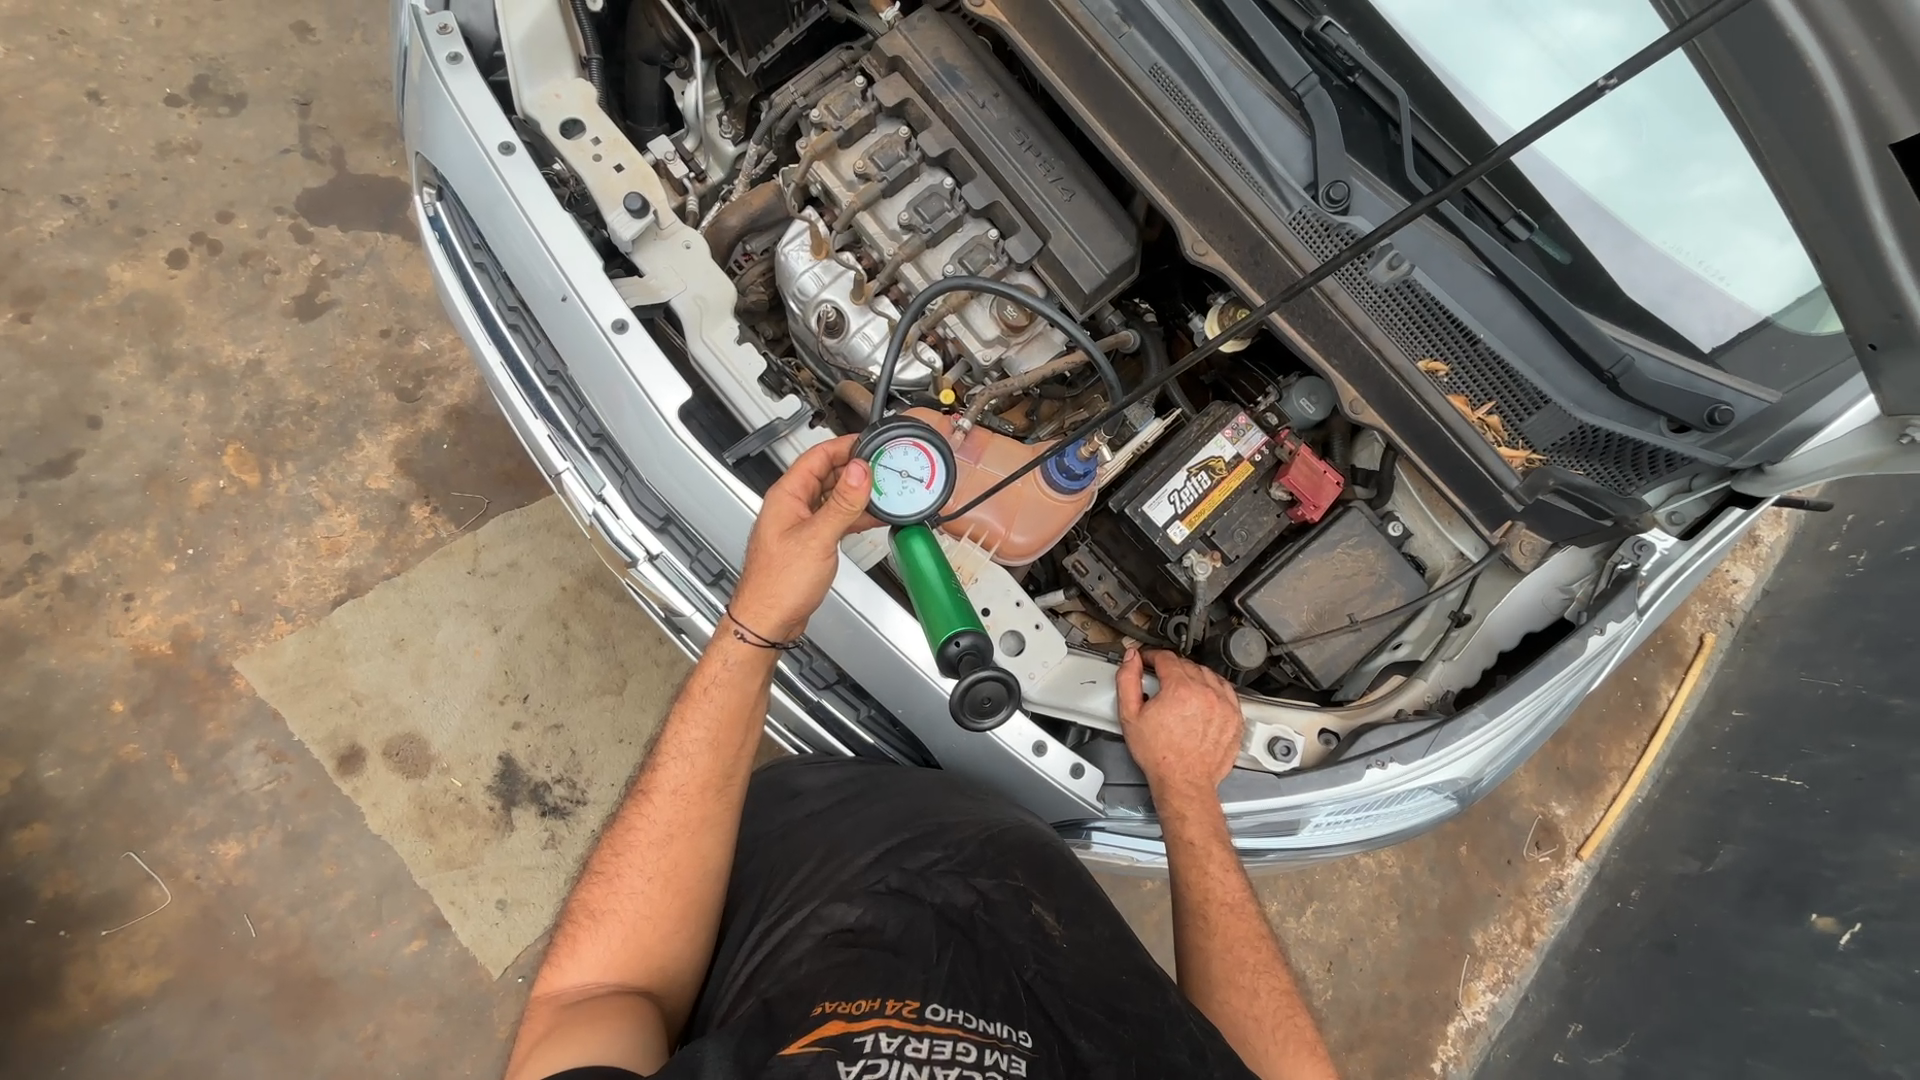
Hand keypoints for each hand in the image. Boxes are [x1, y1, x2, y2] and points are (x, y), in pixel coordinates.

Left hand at [730, 435, 879, 642]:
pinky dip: (855, 516)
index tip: (870, 444)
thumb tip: (859, 471)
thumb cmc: (778, 584)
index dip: (845, 446)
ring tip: (884, 492)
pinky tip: (873, 518)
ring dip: (858, 494)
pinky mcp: (811, 541)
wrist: (768, 619)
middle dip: (857, 470)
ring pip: (834, 497)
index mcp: (788, 495)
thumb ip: (842, 503)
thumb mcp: (817, 538)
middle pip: (828, 474)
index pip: (818, 456)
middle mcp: (793, 505)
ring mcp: (802, 523)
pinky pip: (836, 518)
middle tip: (884, 469)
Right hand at [1116, 648, 1243, 810]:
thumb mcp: (1130, 715)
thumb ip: (1128, 680)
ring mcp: (1223, 704)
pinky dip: (1213, 687)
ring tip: (1180, 687)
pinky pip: (1226, 690)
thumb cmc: (1159, 755)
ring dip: (1192, 675)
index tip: (1147, 661)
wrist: (1184, 782)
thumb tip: (1131, 659)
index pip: (1166, 658)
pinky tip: (1203, 695)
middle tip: (1159, 678)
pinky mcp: (1234, 717)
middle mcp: (1205, 693)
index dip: (1152, 656)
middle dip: (1170, 667)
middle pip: (1187, 664)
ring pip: (1207, 674)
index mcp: (1180, 689)